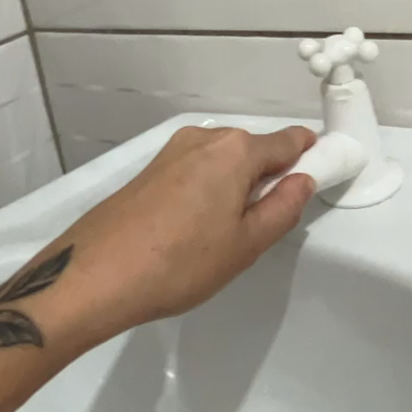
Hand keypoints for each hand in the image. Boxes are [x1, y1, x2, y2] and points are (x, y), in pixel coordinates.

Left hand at [50, 125, 317, 344]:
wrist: (94, 274)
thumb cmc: (179, 262)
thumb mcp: (246, 245)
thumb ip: (283, 208)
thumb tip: (303, 180)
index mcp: (237, 150)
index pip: (289, 140)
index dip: (309, 156)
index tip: (318, 176)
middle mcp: (208, 137)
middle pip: (255, 149)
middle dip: (267, 176)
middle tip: (261, 224)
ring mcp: (175, 149)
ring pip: (224, 160)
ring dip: (235, 184)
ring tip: (220, 234)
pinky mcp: (152, 166)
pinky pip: (197, 168)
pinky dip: (208, 187)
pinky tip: (191, 228)